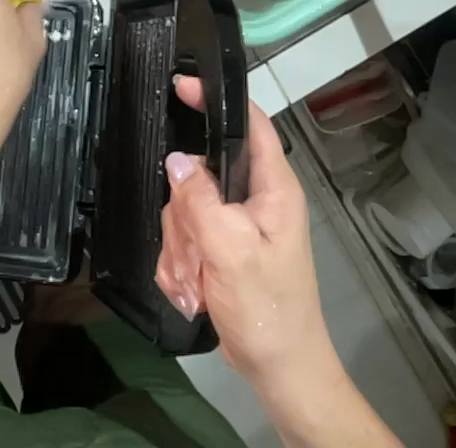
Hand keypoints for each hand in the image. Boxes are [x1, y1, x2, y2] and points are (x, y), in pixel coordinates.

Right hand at [155, 77, 332, 392]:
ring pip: (185, 208)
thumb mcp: (231, 251)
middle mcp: (256, 198)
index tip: (181, 85)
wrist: (280, 371)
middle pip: (199, 173)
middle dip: (185, 214)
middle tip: (194, 249)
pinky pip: (184, 237)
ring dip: (182, 246)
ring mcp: (236, 223)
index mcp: (273, 187)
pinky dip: (182, 263)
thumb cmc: (268, 309)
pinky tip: (195, 288)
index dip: (217, 99)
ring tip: (198, 279)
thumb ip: (200, 200)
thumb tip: (176, 160)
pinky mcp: (221, 246)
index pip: (250, 122)